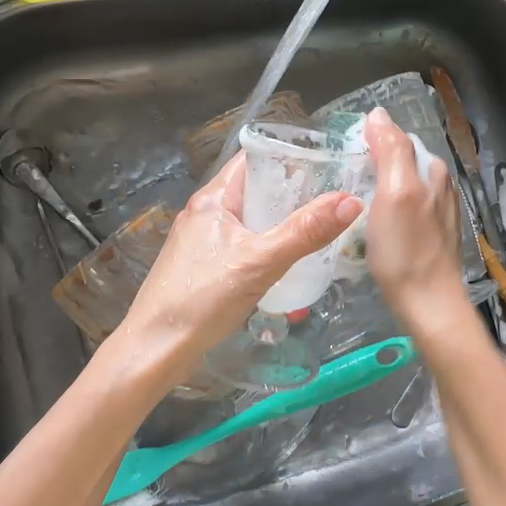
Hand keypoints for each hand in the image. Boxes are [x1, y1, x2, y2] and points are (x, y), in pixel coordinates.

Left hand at [114, 152, 361, 382]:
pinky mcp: (202, 267)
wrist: (155, 350)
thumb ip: (306, 231)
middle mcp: (205, 212)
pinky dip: (267, 247)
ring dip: (281, 223)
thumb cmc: (203, 299)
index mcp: (214, 198)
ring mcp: (200, 241)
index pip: (254, 159)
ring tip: (320, 230)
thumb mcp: (262, 262)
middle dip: (293, 193)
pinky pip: (242, 245)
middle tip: (334, 199)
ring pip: (250, 220)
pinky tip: (287, 264)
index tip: (327, 163)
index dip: (289, 155)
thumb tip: (351, 201)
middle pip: (255, 189)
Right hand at [363, 108, 469, 341]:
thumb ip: (391, 150)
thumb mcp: (395, 192)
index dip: (371, 141)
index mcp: (433, 170)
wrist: (429, 304)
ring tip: (353, 200)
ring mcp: (440, 213)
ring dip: (381, 187)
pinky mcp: (434, 237)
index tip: (343, 155)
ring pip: (405, 187)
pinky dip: (389, 210)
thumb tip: (378, 113)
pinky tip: (375, 224)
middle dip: (376, 163)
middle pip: (402, 162)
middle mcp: (441, 186)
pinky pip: (407, 211)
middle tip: (342, 178)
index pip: (399, 139)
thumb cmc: (405, 249)